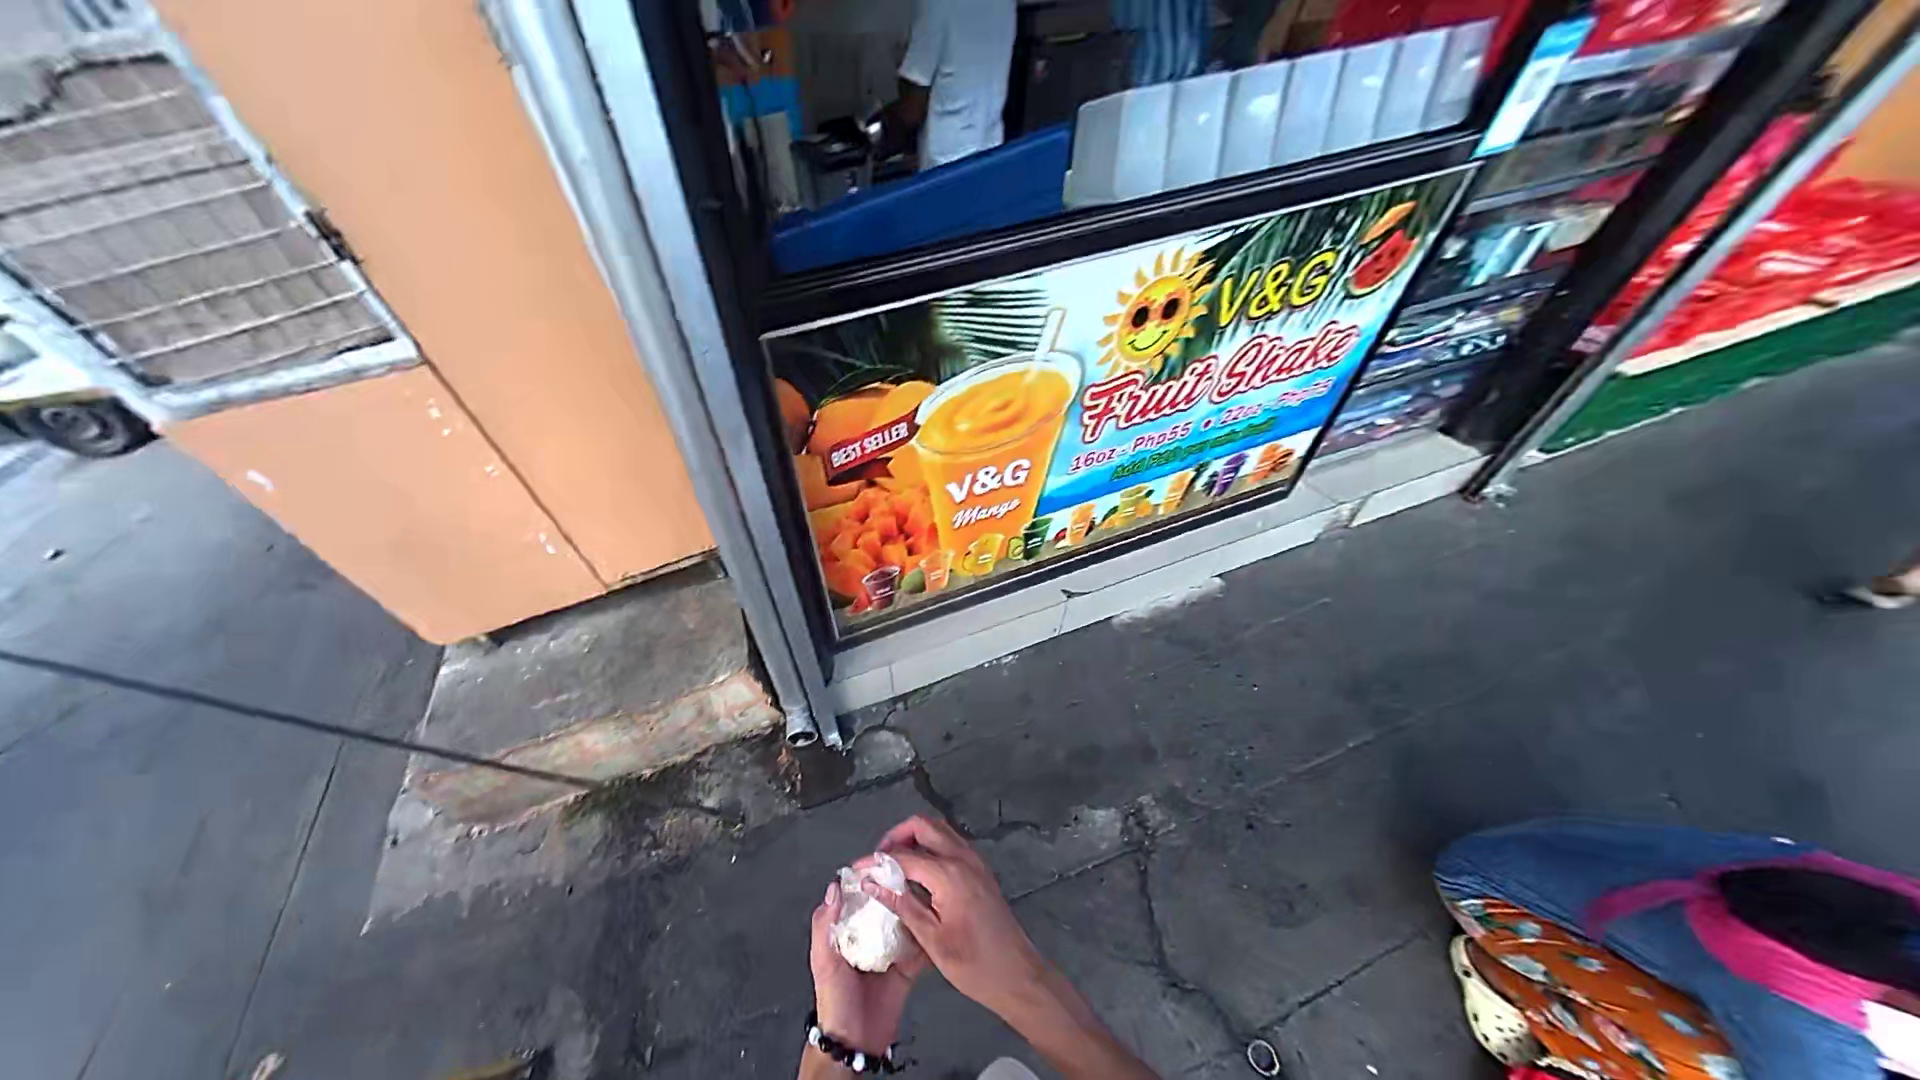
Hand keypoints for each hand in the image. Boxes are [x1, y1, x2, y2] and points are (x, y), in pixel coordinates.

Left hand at [809, 877, 926, 1057]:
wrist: (856, 1042)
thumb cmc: (835, 1000)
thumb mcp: (823, 961)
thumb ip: (824, 925)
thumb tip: (834, 886)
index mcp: (851, 928)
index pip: (863, 896)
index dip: (872, 877)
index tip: (886, 856)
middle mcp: (873, 933)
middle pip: (889, 903)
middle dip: (900, 887)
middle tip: (916, 867)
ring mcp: (893, 947)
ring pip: (908, 918)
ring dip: (918, 905)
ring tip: (932, 886)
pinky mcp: (910, 964)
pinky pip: (922, 944)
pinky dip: (930, 932)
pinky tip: (939, 917)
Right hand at [862, 816, 1047, 1013]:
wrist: (1017, 973)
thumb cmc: (973, 964)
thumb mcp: (931, 939)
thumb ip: (901, 905)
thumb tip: (872, 883)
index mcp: (948, 873)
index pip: (903, 856)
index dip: (875, 862)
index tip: (855, 871)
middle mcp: (962, 857)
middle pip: (923, 825)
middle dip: (896, 836)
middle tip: (878, 860)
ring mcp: (974, 860)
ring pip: (938, 829)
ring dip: (914, 837)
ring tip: (893, 864)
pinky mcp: (980, 868)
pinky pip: (950, 842)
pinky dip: (930, 845)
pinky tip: (918, 872)